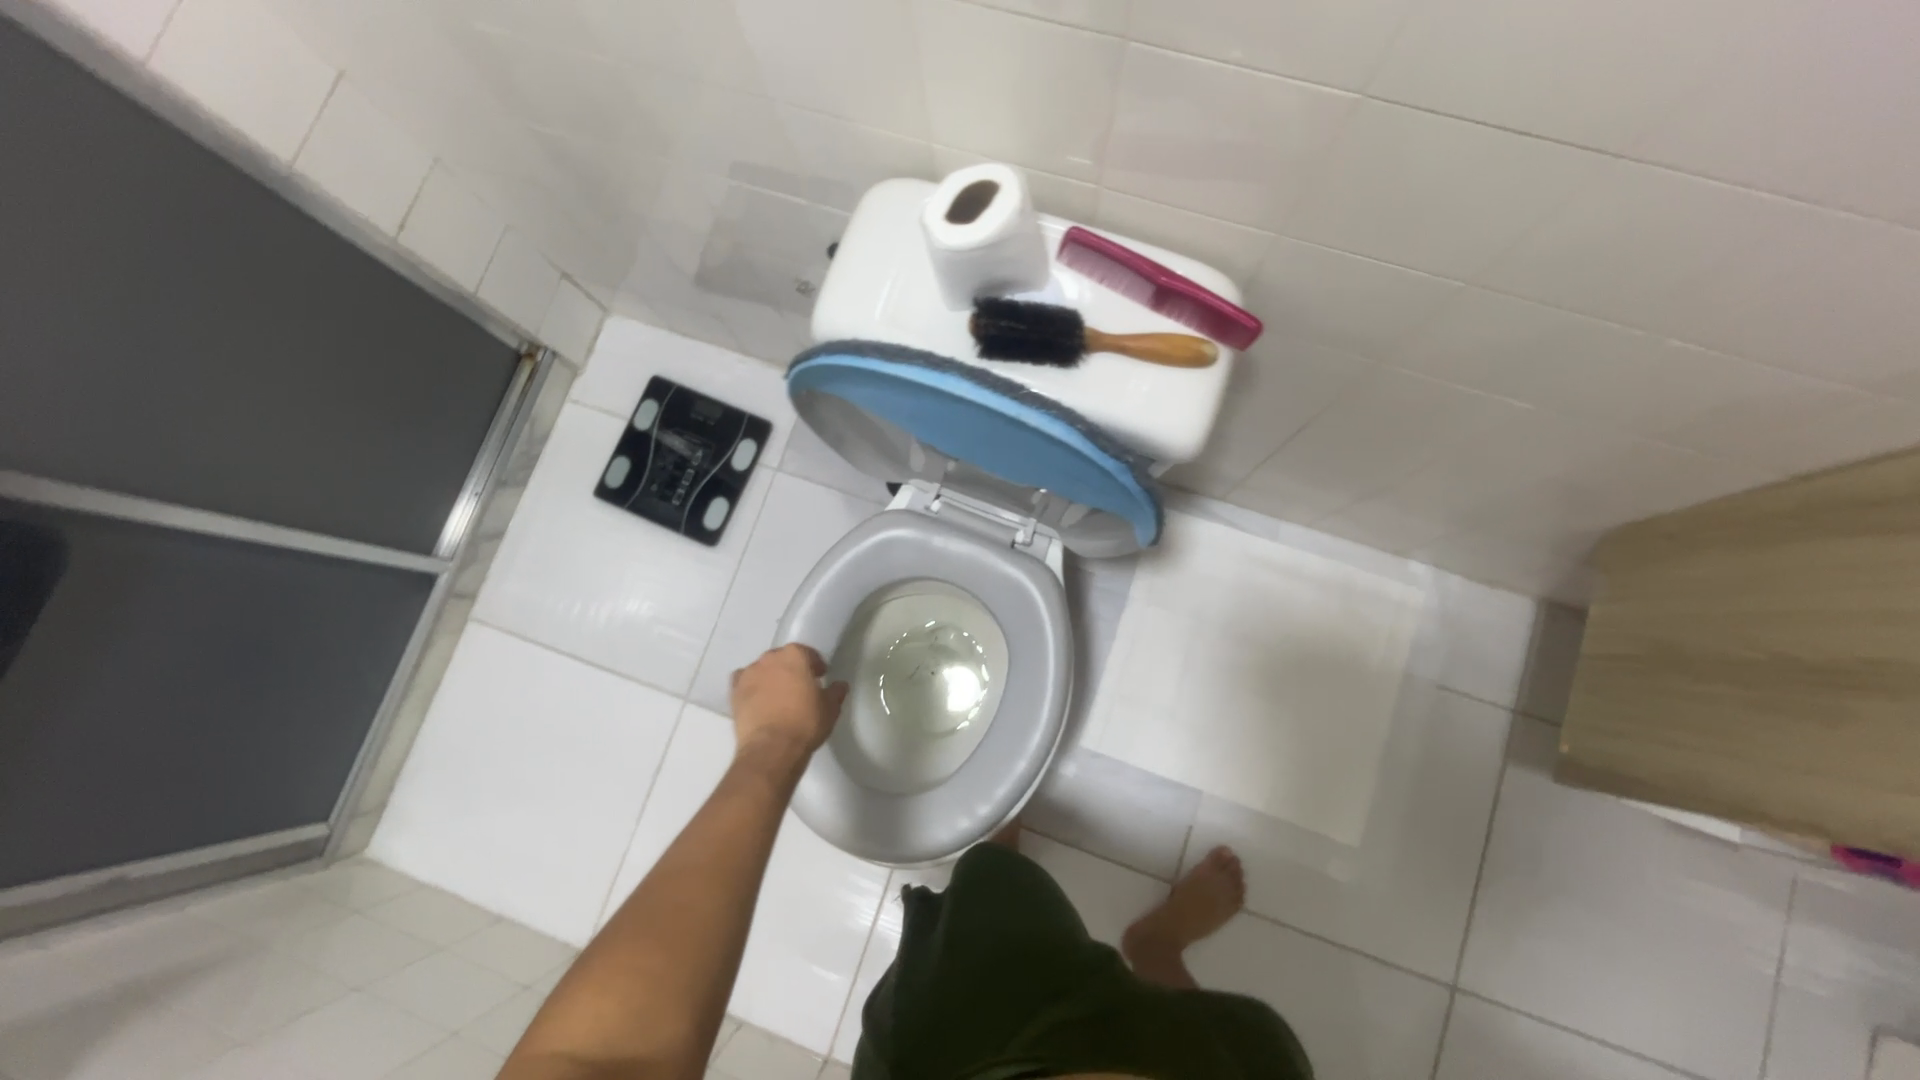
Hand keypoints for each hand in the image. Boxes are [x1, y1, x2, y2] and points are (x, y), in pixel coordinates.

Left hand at [730, 644, 848, 764]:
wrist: (771, 748)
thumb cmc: (806, 723)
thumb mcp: (831, 709)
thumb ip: (835, 692)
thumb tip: (840, 685)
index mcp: (795, 656)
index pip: (808, 654)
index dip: (815, 666)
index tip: (820, 677)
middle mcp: (770, 658)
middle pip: (783, 659)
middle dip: (792, 669)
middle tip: (800, 687)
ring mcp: (749, 674)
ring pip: (763, 669)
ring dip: (771, 677)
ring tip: (778, 696)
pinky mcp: (734, 692)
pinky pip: (744, 682)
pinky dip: (751, 687)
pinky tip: (758, 700)